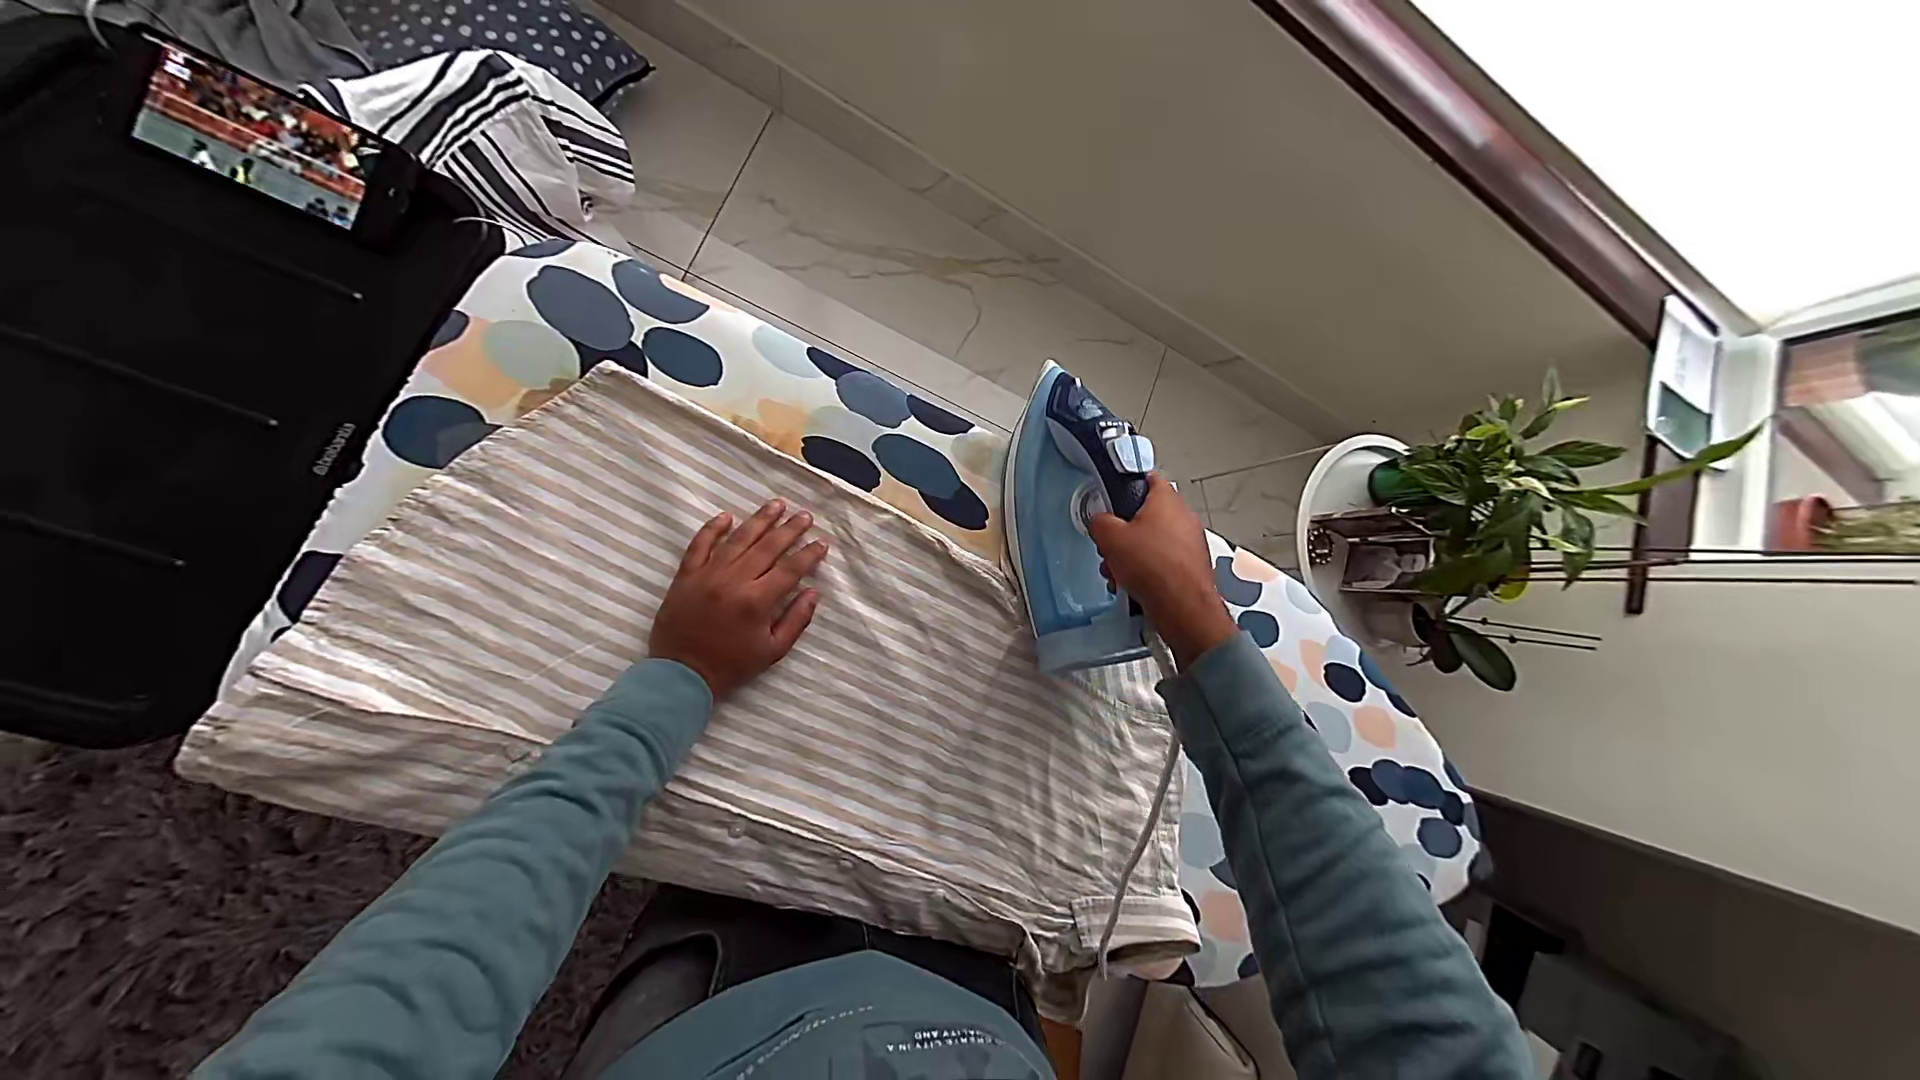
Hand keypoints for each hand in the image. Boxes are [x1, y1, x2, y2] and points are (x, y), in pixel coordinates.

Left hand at [649, 499, 827, 698]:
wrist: (681, 674)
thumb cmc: (731, 665)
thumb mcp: (773, 651)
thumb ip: (796, 620)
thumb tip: (813, 592)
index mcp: (757, 602)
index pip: (790, 569)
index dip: (809, 554)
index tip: (822, 542)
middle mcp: (734, 582)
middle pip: (768, 547)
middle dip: (790, 529)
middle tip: (805, 515)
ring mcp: (707, 575)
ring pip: (738, 539)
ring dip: (760, 520)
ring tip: (776, 504)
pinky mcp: (686, 576)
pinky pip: (699, 545)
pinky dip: (713, 529)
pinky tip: (727, 516)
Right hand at [1088, 473, 1235, 668]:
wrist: (1182, 606)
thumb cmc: (1155, 569)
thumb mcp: (1109, 537)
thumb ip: (1099, 521)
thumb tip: (1099, 522)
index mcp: (1167, 500)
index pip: (1148, 478)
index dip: (1128, 484)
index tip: (1116, 494)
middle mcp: (1183, 518)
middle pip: (1146, 515)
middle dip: (1124, 531)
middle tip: (1112, 543)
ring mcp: (1190, 543)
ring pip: (1152, 541)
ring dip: (1132, 554)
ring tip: (1120, 570)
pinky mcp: (1190, 566)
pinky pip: (1162, 561)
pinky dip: (1146, 570)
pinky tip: (1133, 584)